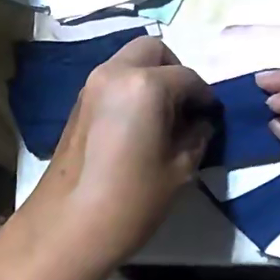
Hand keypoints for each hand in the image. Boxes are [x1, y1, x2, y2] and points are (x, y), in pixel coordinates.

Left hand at [14, 36, 214, 279]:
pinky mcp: (78, 103)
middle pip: (153, 50)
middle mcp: (115, 72)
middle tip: (186, 105)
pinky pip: (113, 79)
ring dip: (151, 77)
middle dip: (175, 70)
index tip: (213, 116)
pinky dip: (131, 88)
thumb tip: (201, 122)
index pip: (188, 77)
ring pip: (130, 61)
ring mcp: (91, 85)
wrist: (66, 229)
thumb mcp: (180, 169)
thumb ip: (196, 135)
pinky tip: (140, 124)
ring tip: (164, 116)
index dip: (205, 96)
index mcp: (145, 84)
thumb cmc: (131, 199)